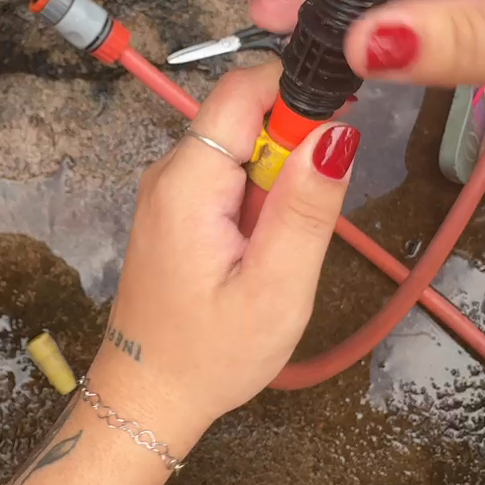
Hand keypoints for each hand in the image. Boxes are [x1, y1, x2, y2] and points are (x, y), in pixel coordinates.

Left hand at [93, 63, 356, 446]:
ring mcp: (167, 190)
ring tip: (281, 241)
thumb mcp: (276, 289)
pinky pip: (225, 176)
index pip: (243, 89)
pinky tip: (259, 246)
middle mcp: (169, 171)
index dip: (297, 96)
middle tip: (305, 217)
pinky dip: (255, 196)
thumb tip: (336, 131)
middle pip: (242, 115)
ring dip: (275, 177)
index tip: (336, 136)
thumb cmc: (212, 355)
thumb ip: (306, 209)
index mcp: (187, 181)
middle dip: (290, 146)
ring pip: (238, 146)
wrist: (149, 395)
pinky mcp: (175, 209)